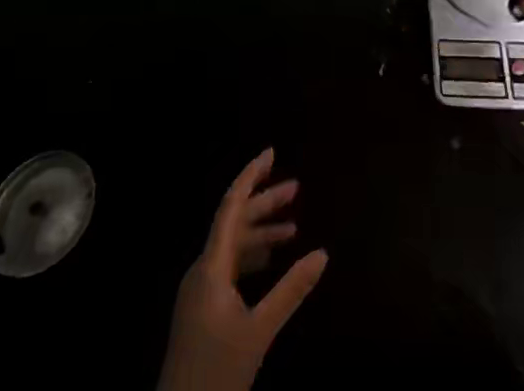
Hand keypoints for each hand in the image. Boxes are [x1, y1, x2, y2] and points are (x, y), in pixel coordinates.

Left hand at [158, 149, 327, 390]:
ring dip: (262, 231)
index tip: (271, 153)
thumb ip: (291, 290)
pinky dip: (254, 255)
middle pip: (234, 223)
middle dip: (264, 203)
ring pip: (233, 245)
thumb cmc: (217, 370)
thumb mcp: (260, 330)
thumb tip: (322, 252)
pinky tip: (273, 259)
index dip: (250, 177)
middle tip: (296, 189)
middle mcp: (203, 270)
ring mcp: (201, 289)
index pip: (231, 208)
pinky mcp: (204, 306)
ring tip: (293, 226)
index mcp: (211, 267)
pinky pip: (230, 265)